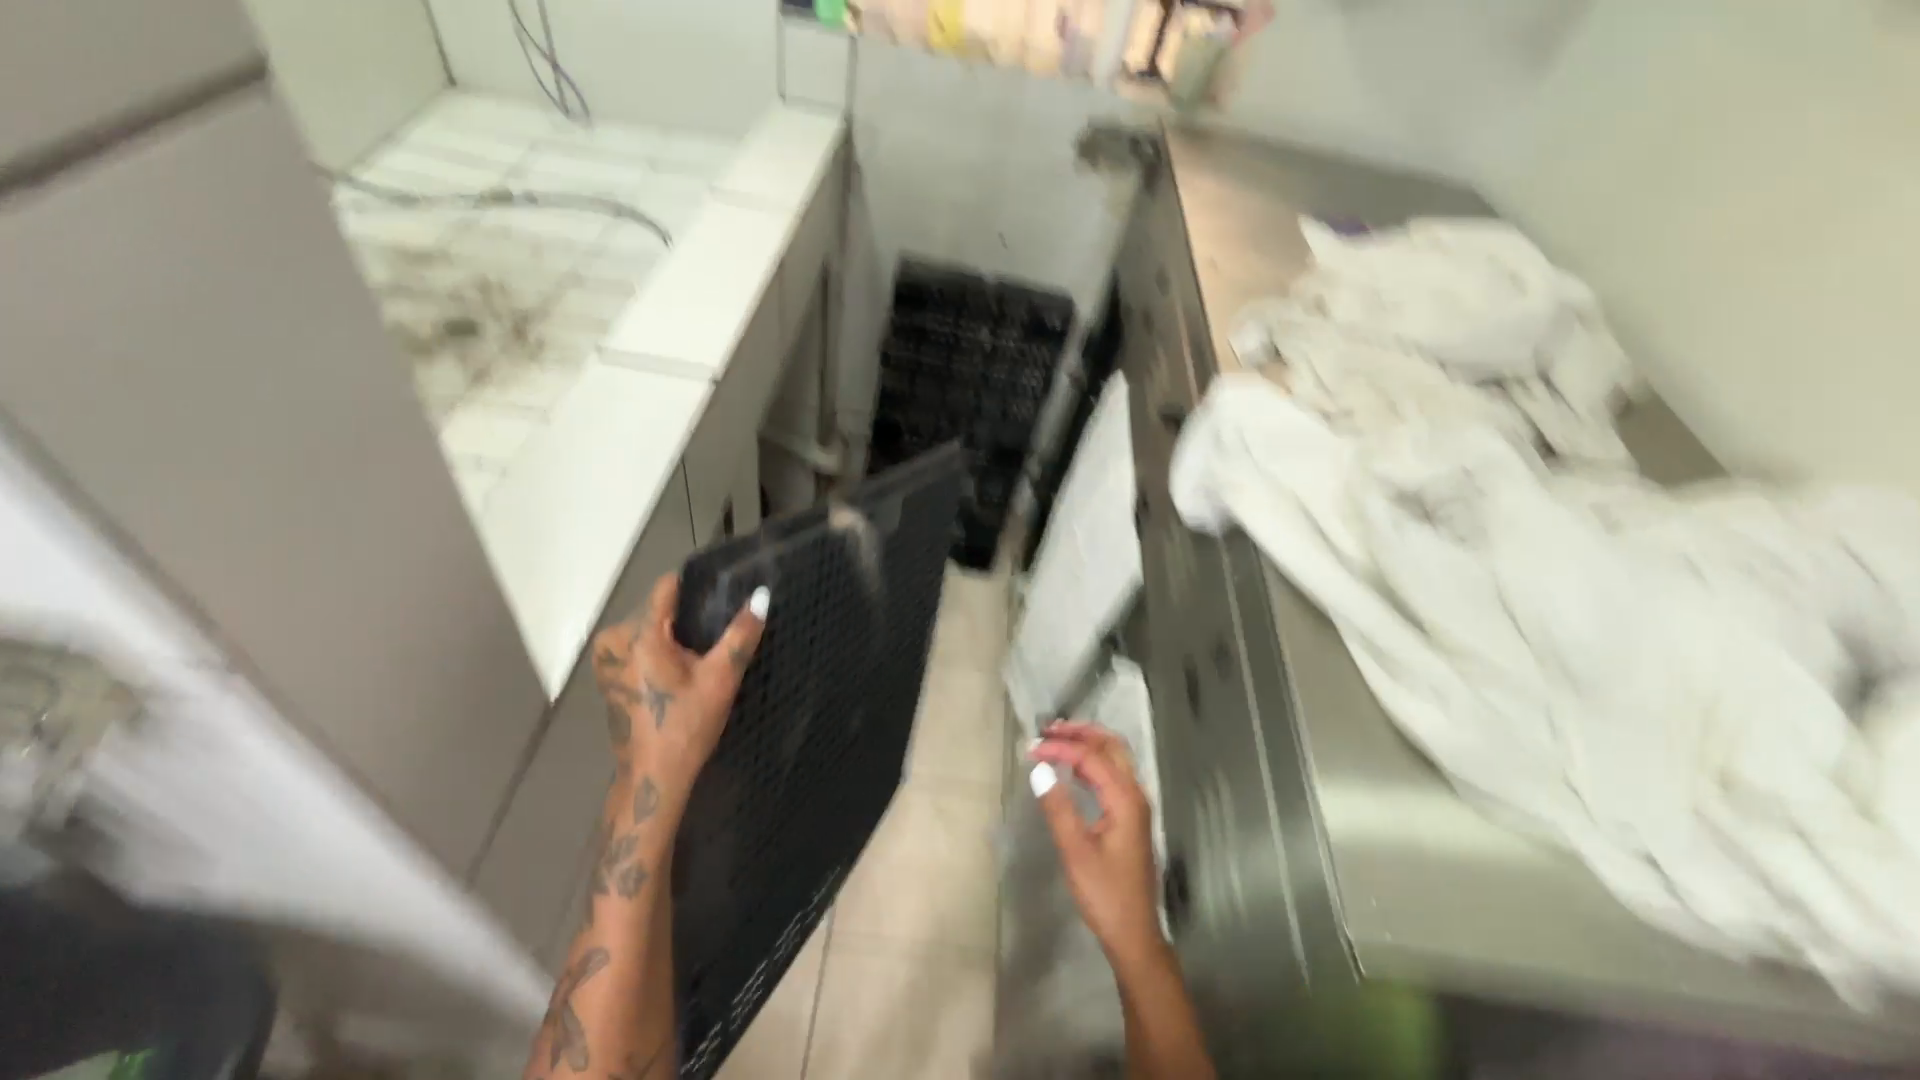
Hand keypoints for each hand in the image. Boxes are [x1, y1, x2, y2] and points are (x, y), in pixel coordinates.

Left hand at [592, 574, 767, 822]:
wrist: (652, 777)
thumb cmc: (686, 726)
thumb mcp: (720, 679)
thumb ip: (741, 634)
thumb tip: (763, 596)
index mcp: (637, 634)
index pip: (666, 587)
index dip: (695, 588)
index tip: (722, 595)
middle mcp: (613, 638)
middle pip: (657, 609)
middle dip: (685, 619)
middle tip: (715, 638)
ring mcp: (605, 657)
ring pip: (648, 627)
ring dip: (671, 636)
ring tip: (699, 657)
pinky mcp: (606, 673)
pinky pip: (636, 646)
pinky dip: (656, 651)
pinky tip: (677, 672)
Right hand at [1029, 721, 1164, 964]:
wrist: (1133, 932)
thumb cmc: (1104, 893)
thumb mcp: (1075, 851)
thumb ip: (1057, 807)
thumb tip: (1038, 769)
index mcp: (1125, 799)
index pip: (1091, 757)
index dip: (1060, 748)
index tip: (1030, 749)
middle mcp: (1136, 795)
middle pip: (1112, 746)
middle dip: (1081, 733)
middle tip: (1048, 730)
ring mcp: (1136, 806)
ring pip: (1116, 759)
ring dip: (1088, 745)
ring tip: (1056, 742)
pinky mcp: (1131, 818)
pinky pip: (1114, 775)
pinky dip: (1093, 763)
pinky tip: (1072, 771)